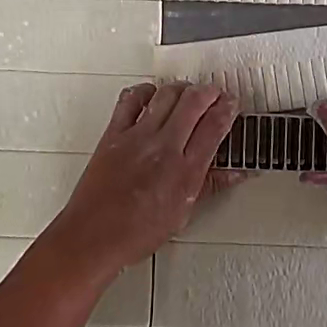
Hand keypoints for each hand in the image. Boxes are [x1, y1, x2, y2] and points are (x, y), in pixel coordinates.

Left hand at [46, 81, 241, 271]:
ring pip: (167, 94)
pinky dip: (145, 91)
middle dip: (210, 91)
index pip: (215, 125)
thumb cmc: (133, 233)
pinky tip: (152, 95)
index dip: (229, 108)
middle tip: (215, 94)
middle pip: (195, 101)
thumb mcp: (183, 213)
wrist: (91, 238)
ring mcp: (137, 138)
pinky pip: (131, 99)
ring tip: (188, 92)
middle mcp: (163, 148)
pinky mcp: (114, 134)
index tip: (232, 104)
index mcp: (185, 171)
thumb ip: (210, 185)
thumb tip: (234, 173)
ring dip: (182, 87)